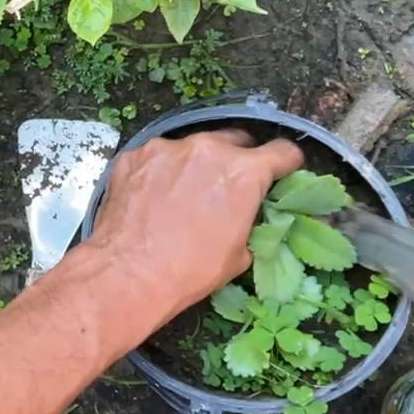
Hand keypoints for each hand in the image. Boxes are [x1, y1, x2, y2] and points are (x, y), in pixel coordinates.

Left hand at [82, 129, 303, 338]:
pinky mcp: (132, 155)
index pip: (282, 151)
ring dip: (193, 164)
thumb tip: (245, 213)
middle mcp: (206, 148)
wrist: (129, 272)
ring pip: (190, 148)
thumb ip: (249, 218)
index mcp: (244, 171)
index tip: (279, 173)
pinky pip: (155, 157)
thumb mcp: (240, 251)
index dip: (285, 164)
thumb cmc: (191, 269)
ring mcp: (164, 148)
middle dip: (236, 160)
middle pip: (234, 140)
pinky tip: (150, 196)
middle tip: (226, 186)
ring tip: (181, 193)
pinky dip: (158, 171)